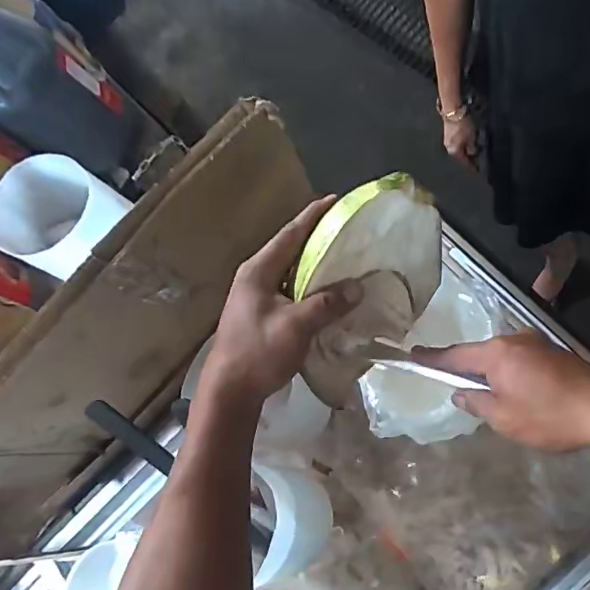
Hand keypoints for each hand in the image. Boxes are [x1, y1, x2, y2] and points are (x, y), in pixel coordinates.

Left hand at [201, 195, 362, 404]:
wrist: (231, 388)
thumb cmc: (258, 352)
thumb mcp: (296, 326)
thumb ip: (327, 304)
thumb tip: (358, 286)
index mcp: (258, 271)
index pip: (290, 234)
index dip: (312, 216)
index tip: (335, 201)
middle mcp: (257, 278)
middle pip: (292, 249)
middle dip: (319, 238)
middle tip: (348, 231)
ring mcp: (260, 296)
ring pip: (295, 272)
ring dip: (319, 264)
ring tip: (347, 259)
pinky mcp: (266, 314)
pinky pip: (296, 291)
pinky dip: (316, 287)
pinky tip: (334, 293)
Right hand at [415, 332, 589, 451]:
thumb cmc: (550, 417)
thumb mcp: (505, 419)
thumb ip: (478, 403)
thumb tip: (461, 392)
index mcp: (498, 353)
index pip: (455, 354)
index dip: (433, 358)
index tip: (413, 355)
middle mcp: (517, 340)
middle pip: (481, 354)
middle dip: (468, 369)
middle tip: (456, 386)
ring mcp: (540, 344)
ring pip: (505, 358)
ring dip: (495, 374)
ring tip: (492, 398)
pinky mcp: (558, 354)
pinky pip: (524, 361)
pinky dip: (515, 375)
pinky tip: (520, 394)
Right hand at [443, 114, 478, 170]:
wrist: (452, 110)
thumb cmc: (462, 125)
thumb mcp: (471, 138)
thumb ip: (472, 148)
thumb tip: (473, 153)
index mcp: (455, 152)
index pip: (465, 163)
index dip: (472, 166)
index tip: (478, 170)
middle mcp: (449, 148)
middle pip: (461, 157)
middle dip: (469, 159)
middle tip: (477, 160)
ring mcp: (447, 141)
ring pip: (459, 150)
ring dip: (466, 151)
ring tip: (474, 151)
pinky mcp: (448, 134)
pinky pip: (457, 143)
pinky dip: (463, 145)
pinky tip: (467, 143)